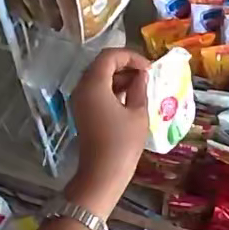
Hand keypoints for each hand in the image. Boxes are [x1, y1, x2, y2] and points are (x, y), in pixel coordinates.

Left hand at [64, 47, 149, 215]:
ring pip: (99, 78)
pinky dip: (112, 89)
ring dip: (120, 77)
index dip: (131, 56)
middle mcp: (81, 88)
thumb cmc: (122, 143)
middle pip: (102, 65)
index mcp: (93, 84)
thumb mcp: (137, 112)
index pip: (109, 56)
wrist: (102, 173)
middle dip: (125, 65)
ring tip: (142, 86)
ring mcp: (80, 100)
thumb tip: (142, 75)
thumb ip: (139, 88)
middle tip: (147, 75)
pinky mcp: (83, 112)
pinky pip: (96, 91)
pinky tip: (131, 97)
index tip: (148, 68)